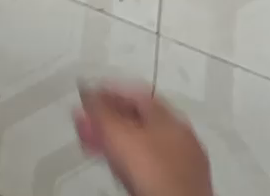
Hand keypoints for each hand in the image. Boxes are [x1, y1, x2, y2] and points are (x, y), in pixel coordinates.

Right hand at [74, 85, 213, 195]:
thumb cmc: (151, 168)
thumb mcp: (114, 130)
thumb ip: (97, 105)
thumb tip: (85, 88)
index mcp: (170, 117)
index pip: (134, 92)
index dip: (107, 91)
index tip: (88, 95)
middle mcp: (181, 135)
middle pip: (137, 116)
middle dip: (107, 117)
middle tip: (87, 120)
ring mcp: (183, 159)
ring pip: (141, 139)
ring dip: (114, 136)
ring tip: (94, 141)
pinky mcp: (179, 180)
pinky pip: (147, 158)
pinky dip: (127, 154)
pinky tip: (114, 159)